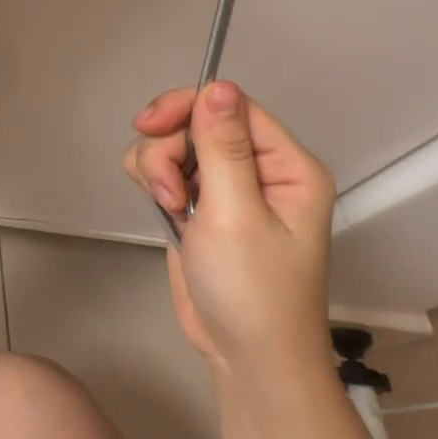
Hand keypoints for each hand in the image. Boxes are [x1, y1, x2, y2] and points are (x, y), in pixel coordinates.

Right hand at [123, 82, 338, 378]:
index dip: (187, 108)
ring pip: (170, 142)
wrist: (243, 353)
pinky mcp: (198, 202)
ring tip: (169, 208)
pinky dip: (151, 181)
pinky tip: (163, 210)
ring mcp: (226, 186)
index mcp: (286, 166)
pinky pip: (161, 167)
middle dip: (167, 148)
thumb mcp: (235, 214)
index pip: (230, 105)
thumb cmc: (252, 289)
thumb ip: (222, 147)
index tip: (150, 128)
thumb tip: (219, 85)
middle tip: (166, 189)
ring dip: (156, 168)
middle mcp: (259, 169)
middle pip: (193, 120)